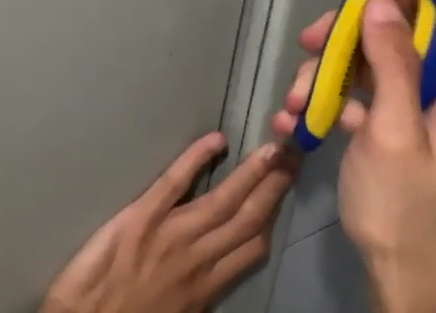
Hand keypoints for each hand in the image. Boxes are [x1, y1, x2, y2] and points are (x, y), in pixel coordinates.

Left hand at [40, 132, 295, 312]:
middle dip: (274, 185)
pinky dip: (196, 158)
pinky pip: (175, 182)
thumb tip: (217, 265)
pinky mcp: (141, 216)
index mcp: (205, 284)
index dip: (273, 215)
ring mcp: (171, 233)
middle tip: (294, 153)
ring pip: (223, 200)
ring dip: (252, 172)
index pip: (252, 247)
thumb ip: (200, 287)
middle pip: (247, 217)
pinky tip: (216, 139)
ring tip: (274, 147)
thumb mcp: (177, 311)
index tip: (288, 188)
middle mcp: (197, 257)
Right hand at [270, 0, 435, 312]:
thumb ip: (392, 63)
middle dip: (348, 39)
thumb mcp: (392, 131)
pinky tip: (298, 123)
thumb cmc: (404, 208)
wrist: (406, 282)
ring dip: (330, 77)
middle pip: (400, 38)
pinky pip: (369, 101)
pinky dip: (335, 106)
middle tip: (308, 41)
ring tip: (293, 103)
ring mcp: (425, 116)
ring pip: (375, 68)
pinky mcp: (402, 135)